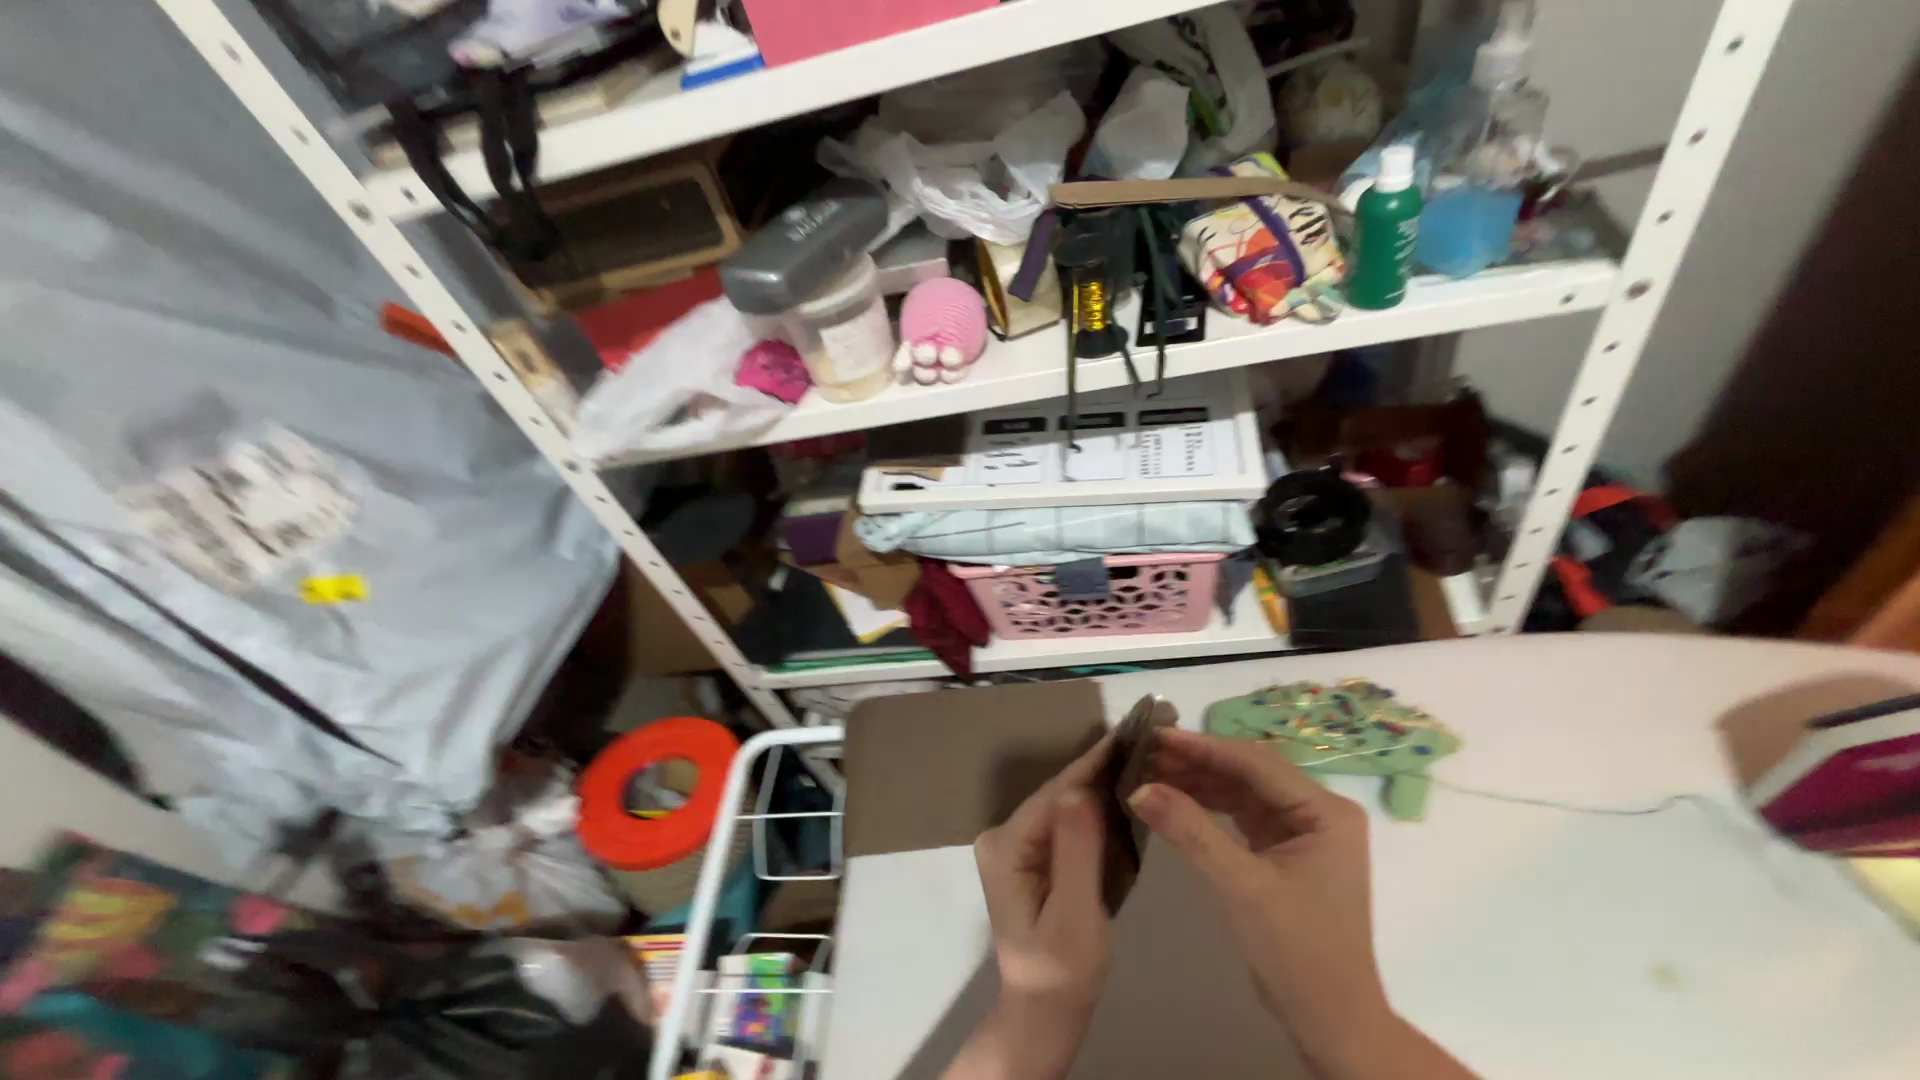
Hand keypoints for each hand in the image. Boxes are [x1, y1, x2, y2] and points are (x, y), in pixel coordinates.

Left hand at [944, 734, 1112, 1079]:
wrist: (1045, 1010)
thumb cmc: (1062, 969)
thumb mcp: (1074, 914)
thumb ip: (1076, 851)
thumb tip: (1080, 790)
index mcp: (1005, 846)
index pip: (1055, 793)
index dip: (1093, 763)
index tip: (1129, 733)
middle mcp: (1002, 837)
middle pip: (1057, 794)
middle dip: (1098, 769)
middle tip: (1143, 739)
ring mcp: (1015, 846)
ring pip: (1062, 805)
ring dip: (1097, 784)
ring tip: (1139, 756)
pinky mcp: (1032, 856)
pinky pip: (1065, 823)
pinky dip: (1092, 808)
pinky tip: (1119, 793)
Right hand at [1130, 729, 1472, 1079]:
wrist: (1329, 1019)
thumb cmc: (1296, 951)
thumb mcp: (1240, 886)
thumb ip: (1190, 831)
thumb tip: (1138, 788)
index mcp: (1325, 811)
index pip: (1256, 762)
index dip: (1203, 747)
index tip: (1156, 735)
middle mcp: (1319, 811)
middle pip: (1250, 771)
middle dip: (1197, 761)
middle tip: (1145, 752)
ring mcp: (1303, 831)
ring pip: (1243, 790)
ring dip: (1199, 781)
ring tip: (1151, 770)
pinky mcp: (1285, 850)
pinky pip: (1241, 814)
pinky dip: (1208, 806)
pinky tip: (1175, 798)